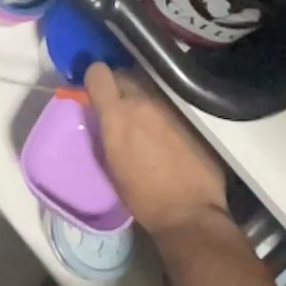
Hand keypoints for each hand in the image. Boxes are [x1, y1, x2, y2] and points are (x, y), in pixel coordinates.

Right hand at [85, 62, 226, 236]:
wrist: (189, 213)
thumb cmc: (142, 197)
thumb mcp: (110, 163)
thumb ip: (104, 130)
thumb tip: (101, 115)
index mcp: (116, 114)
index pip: (98, 72)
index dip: (95, 79)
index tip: (96, 92)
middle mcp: (142, 101)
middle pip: (124, 74)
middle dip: (118, 87)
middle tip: (120, 108)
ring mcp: (169, 105)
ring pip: (148, 87)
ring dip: (142, 98)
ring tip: (145, 121)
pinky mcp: (190, 115)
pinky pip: (170, 103)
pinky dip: (163, 112)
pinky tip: (168, 134)